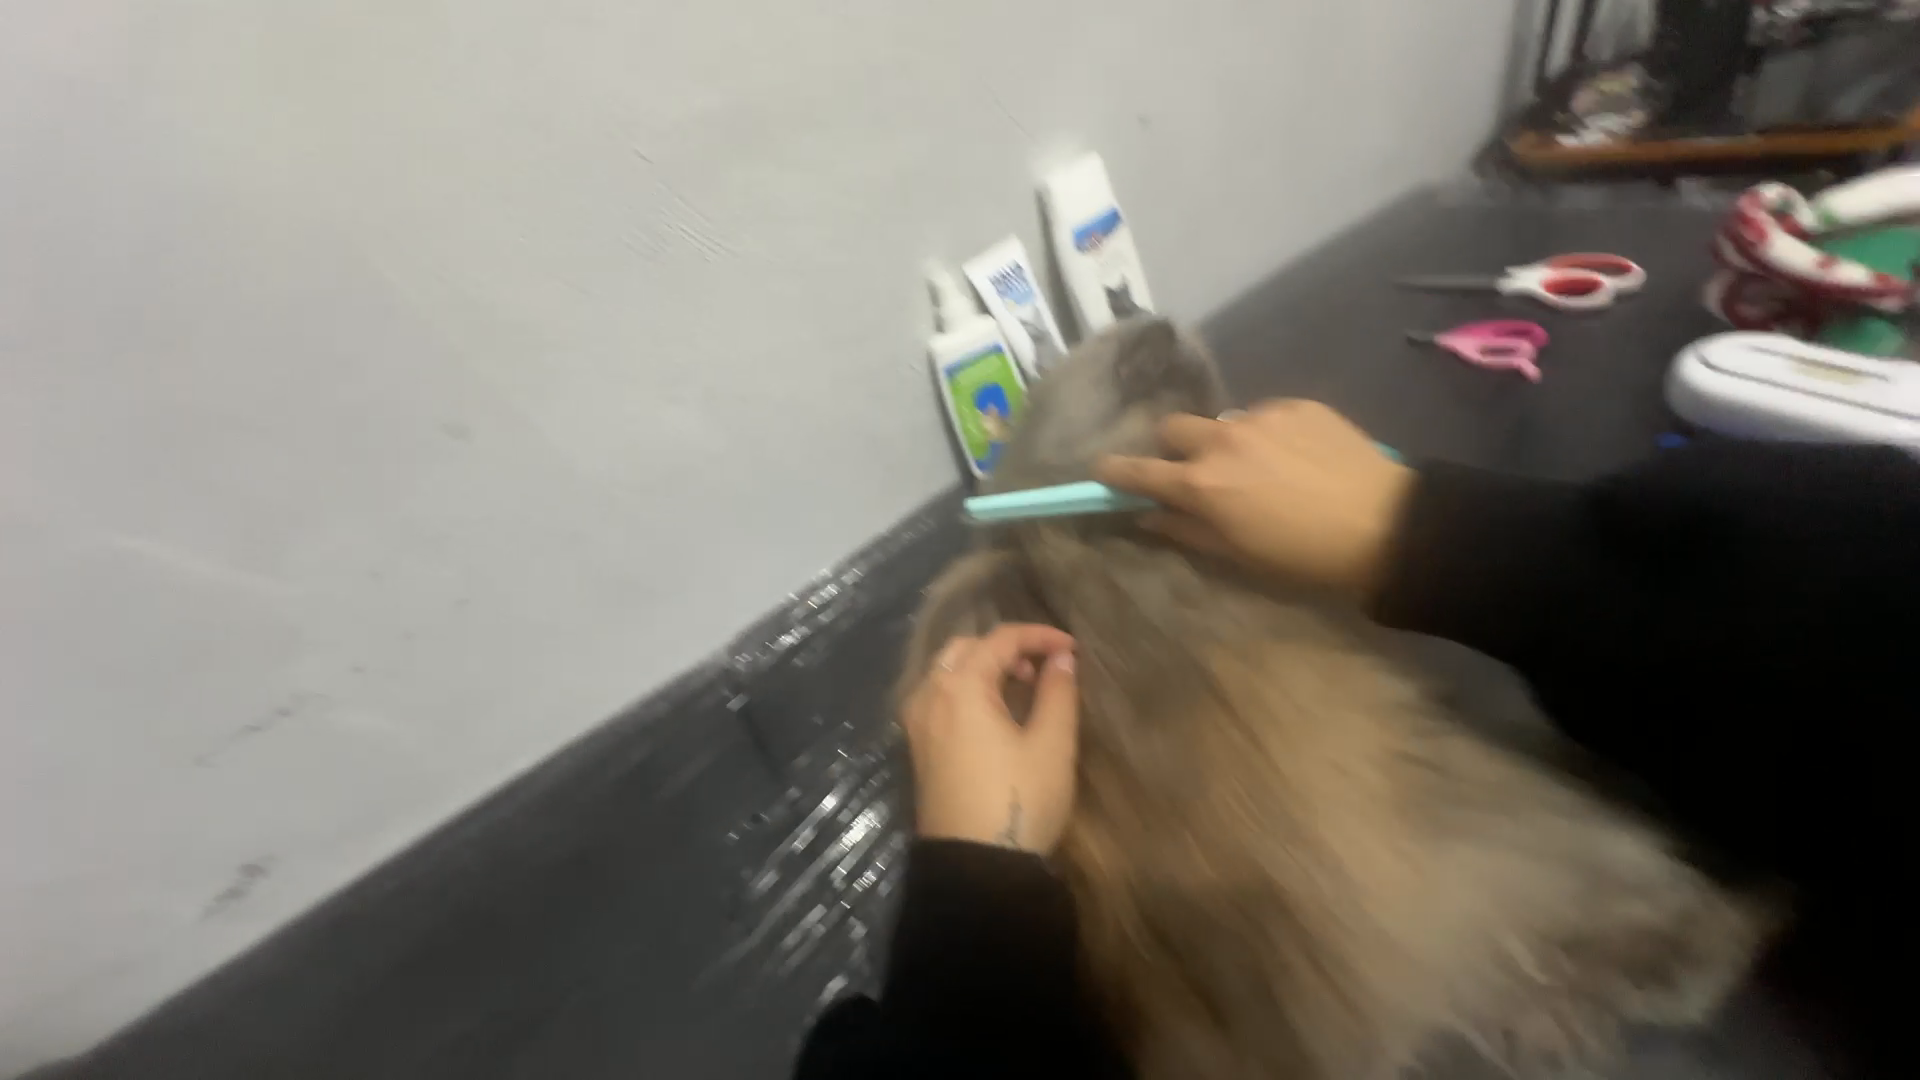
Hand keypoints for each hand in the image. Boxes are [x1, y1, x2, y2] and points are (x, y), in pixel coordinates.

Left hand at [902, 624, 1078, 854]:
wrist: (974, 870)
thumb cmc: (1018, 801)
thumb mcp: (1051, 745)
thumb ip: (1058, 692)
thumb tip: (1061, 659)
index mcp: (959, 687)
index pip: (999, 639)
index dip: (1039, 636)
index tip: (1071, 649)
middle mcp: (929, 695)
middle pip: (965, 648)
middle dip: (1005, 648)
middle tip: (1040, 669)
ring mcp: (917, 722)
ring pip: (947, 671)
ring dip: (983, 667)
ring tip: (1020, 689)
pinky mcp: (917, 747)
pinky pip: (938, 697)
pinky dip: (965, 689)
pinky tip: (992, 714)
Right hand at [1095, 400, 1414, 599]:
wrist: (1388, 526)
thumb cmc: (1302, 555)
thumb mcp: (1235, 554)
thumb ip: (1183, 529)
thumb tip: (1146, 515)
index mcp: (1202, 483)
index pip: (1138, 471)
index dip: (1113, 471)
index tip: (1101, 472)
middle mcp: (1222, 441)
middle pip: (1172, 428)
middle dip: (1172, 448)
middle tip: (1194, 472)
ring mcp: (1261, 417)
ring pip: (1220, 422)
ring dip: (1223, 442)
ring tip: (1259, 468)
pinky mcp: (1298, 404)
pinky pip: (1263, 415)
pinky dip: (1265, 435)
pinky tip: (1295, 458)